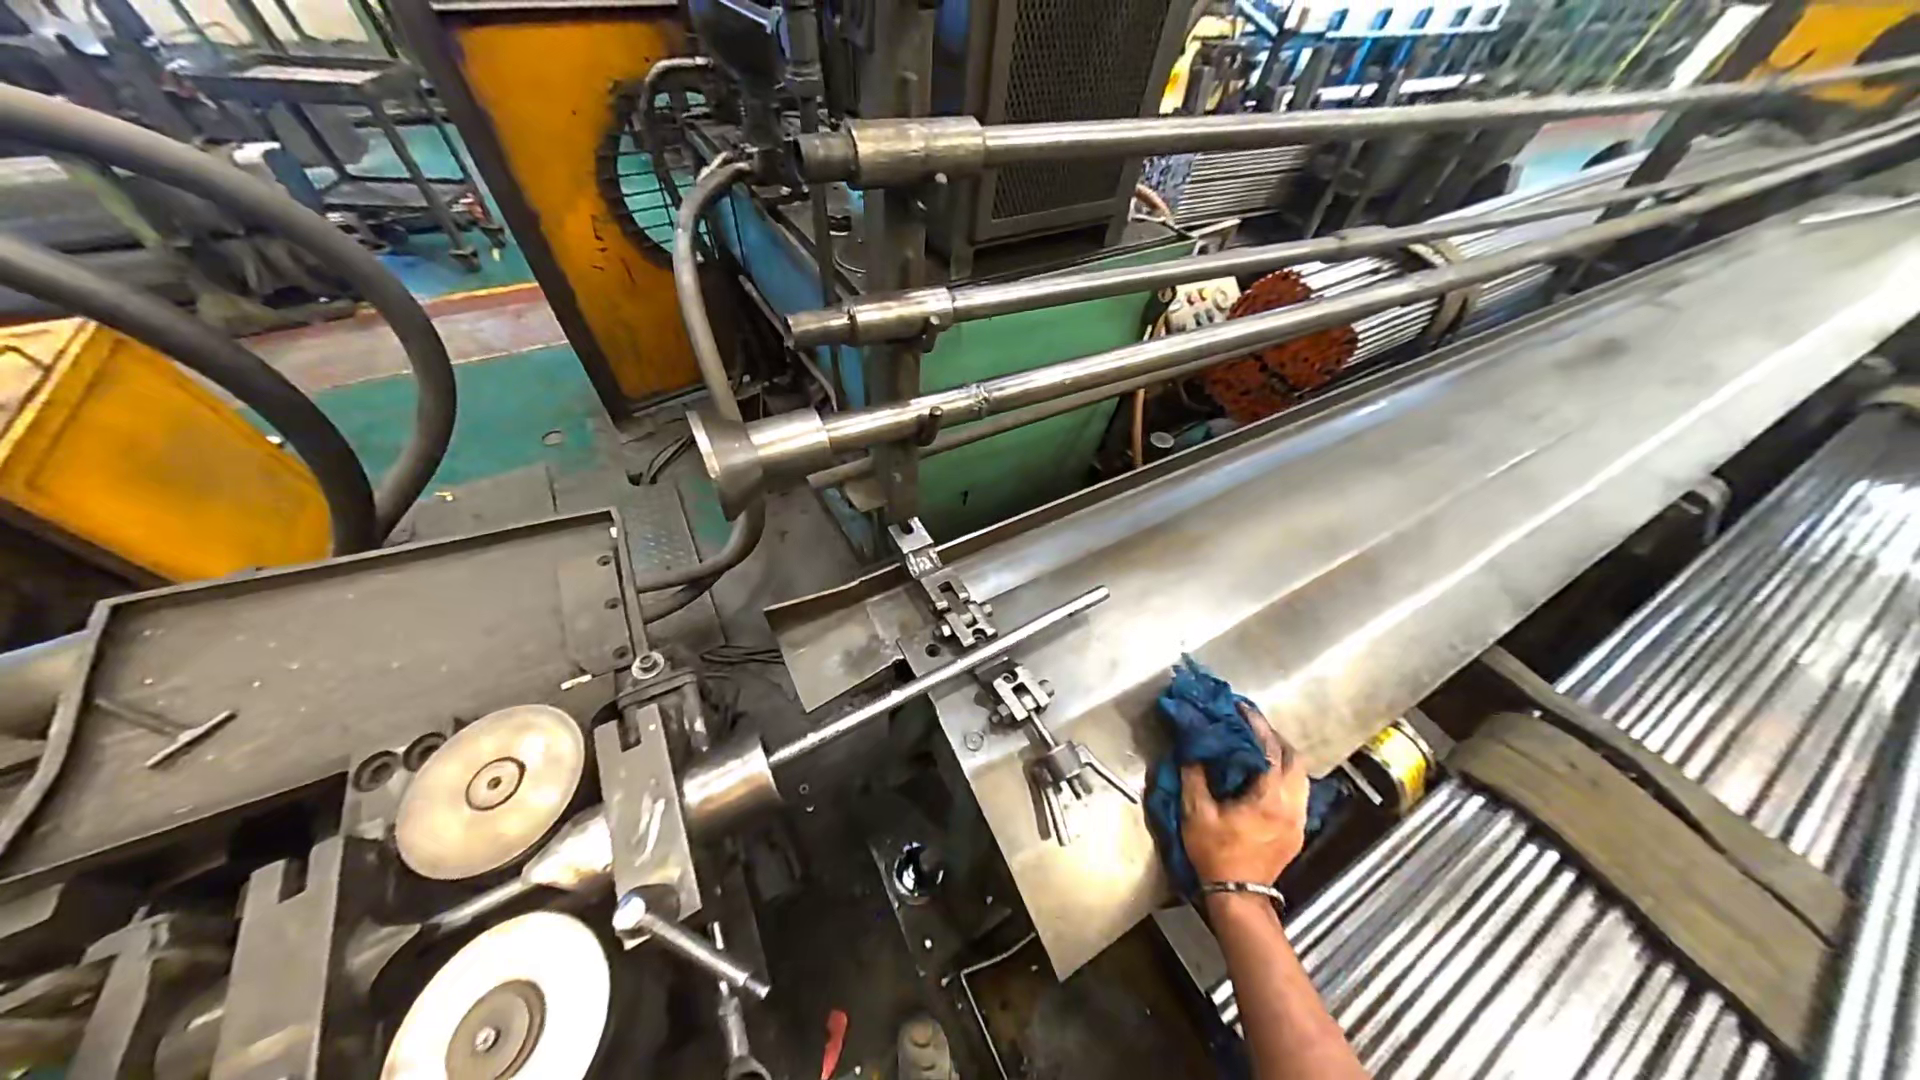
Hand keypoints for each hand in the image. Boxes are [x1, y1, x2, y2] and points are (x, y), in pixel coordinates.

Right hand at [1181, 703, 1309, 887]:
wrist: (1237, 896)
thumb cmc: (1215, 853)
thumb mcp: (1196, 812)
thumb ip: (1195, 775)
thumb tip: (1194, 747)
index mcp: (1270, 798)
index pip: (1270, 750)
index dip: (1256, 725)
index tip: (1241, 707)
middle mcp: (1292, 806)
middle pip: (1295, 759)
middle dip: (1273, 737)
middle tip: (1249, 725)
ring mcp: (1299, 819)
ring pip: (1300, 776)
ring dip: (1281, 756)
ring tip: (1256, 745)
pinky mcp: (1297, 830)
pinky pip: (1297, 791)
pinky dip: (1283, 774)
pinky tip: (1262, 774)